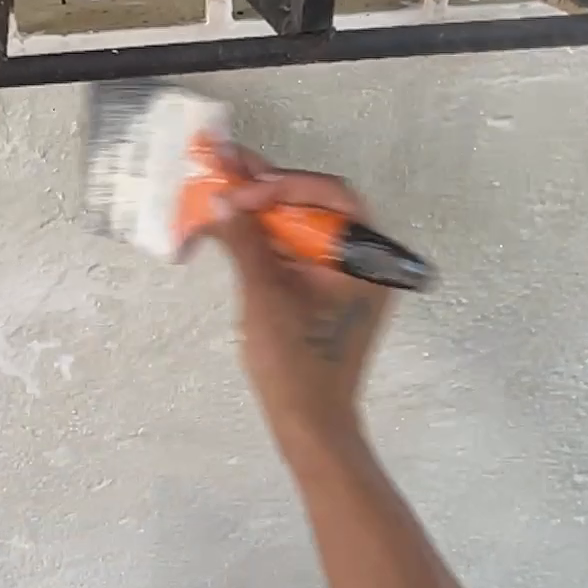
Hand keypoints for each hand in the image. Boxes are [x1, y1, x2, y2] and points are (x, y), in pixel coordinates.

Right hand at [207, 151, 392, 462]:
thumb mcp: (266, 295)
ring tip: (220, 186)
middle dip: (267, 188)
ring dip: (260, 209)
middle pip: (314, 206)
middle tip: (224, 164)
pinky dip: (262, 237)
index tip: (243, 191)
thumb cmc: (295, 362)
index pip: (332, 197)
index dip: (285, 184)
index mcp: (367, 259)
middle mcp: (361, 261)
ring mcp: (340, 277)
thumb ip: (246, 241)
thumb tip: (222, 198)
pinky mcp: (319, 292)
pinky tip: (232, 224)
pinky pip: (293, 252)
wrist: (309, 424)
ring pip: (299, 227)